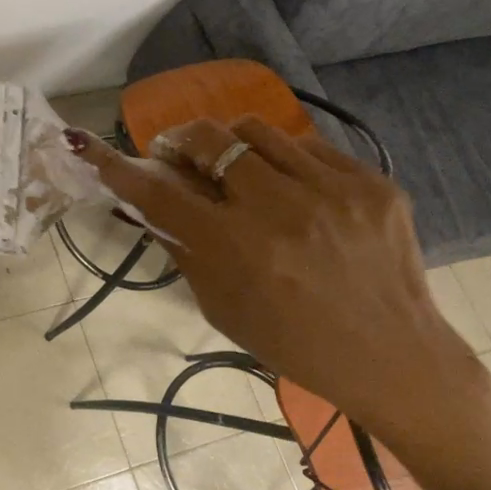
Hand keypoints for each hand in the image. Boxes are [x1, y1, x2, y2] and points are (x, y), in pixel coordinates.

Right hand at [64, 117, 477, 436]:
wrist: (397, 360)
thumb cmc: (295, 344)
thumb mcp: (221, 307)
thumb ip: (183, 247)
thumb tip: (149, 198)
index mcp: (240, 250)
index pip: (160, 192)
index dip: (119, 167)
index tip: (93, 147)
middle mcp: (283, 211)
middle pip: (209, 139)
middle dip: (180, 139)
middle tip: (176, 153)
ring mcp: (335, 191)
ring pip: (256, 129)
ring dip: (230, 141)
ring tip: (232, 163)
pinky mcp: (374, 184)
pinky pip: (309, 147)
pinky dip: (283, 158)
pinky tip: (287, 184)